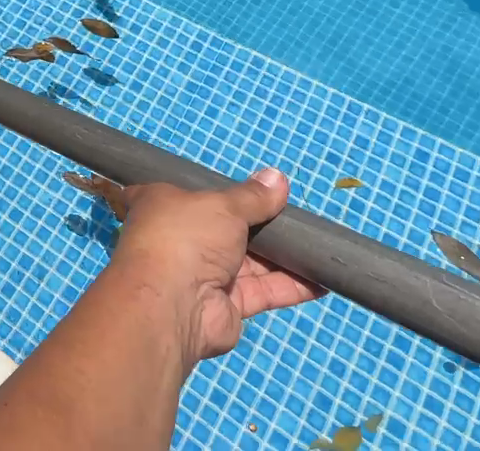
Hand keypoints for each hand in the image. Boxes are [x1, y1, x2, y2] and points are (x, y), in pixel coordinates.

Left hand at [110, 168, 324, 371]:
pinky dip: (289, 286)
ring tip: (313, 245)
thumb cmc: (186, 235)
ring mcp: (200, 271)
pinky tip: (320, 281)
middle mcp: (177, 236)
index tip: (222, 185)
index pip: (172, 191)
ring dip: (277, 256)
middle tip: (289, 216)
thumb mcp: (222, 205)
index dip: (195, 189)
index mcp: (159, 204)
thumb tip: (276, 177)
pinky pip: (261, 290)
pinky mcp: (225, 302)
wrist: (176, 301)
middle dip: (251, 225)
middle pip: (219, 227)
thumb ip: (252, 197)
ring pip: (245, 260)